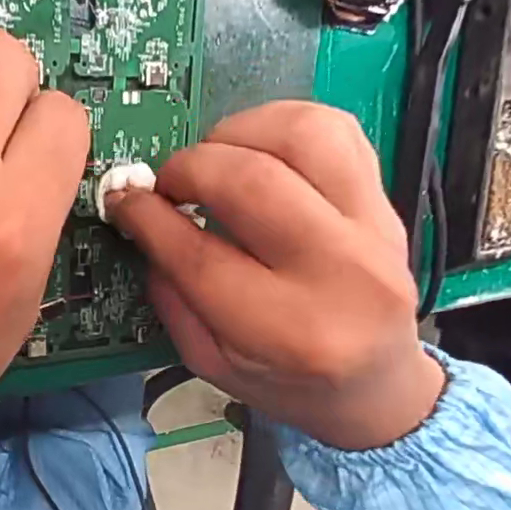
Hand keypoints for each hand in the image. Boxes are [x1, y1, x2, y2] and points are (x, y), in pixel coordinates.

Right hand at [105, 101, 444, 449]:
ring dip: (236, 134)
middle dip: (188, 168)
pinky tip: (252, 149)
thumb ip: (170, 294)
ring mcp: (374, 230)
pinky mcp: (387, 202)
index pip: (198, 253)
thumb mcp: (206, 360)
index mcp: (283, 331)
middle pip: (252, 182)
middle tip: (167, 184)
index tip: (123, 201)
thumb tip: (142, 222)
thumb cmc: (283, 382)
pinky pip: (337, 130)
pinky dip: (281, 124)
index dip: (147, 216)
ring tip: (212, 159)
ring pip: (303, 137)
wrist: (377, 385)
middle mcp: (338, 274)